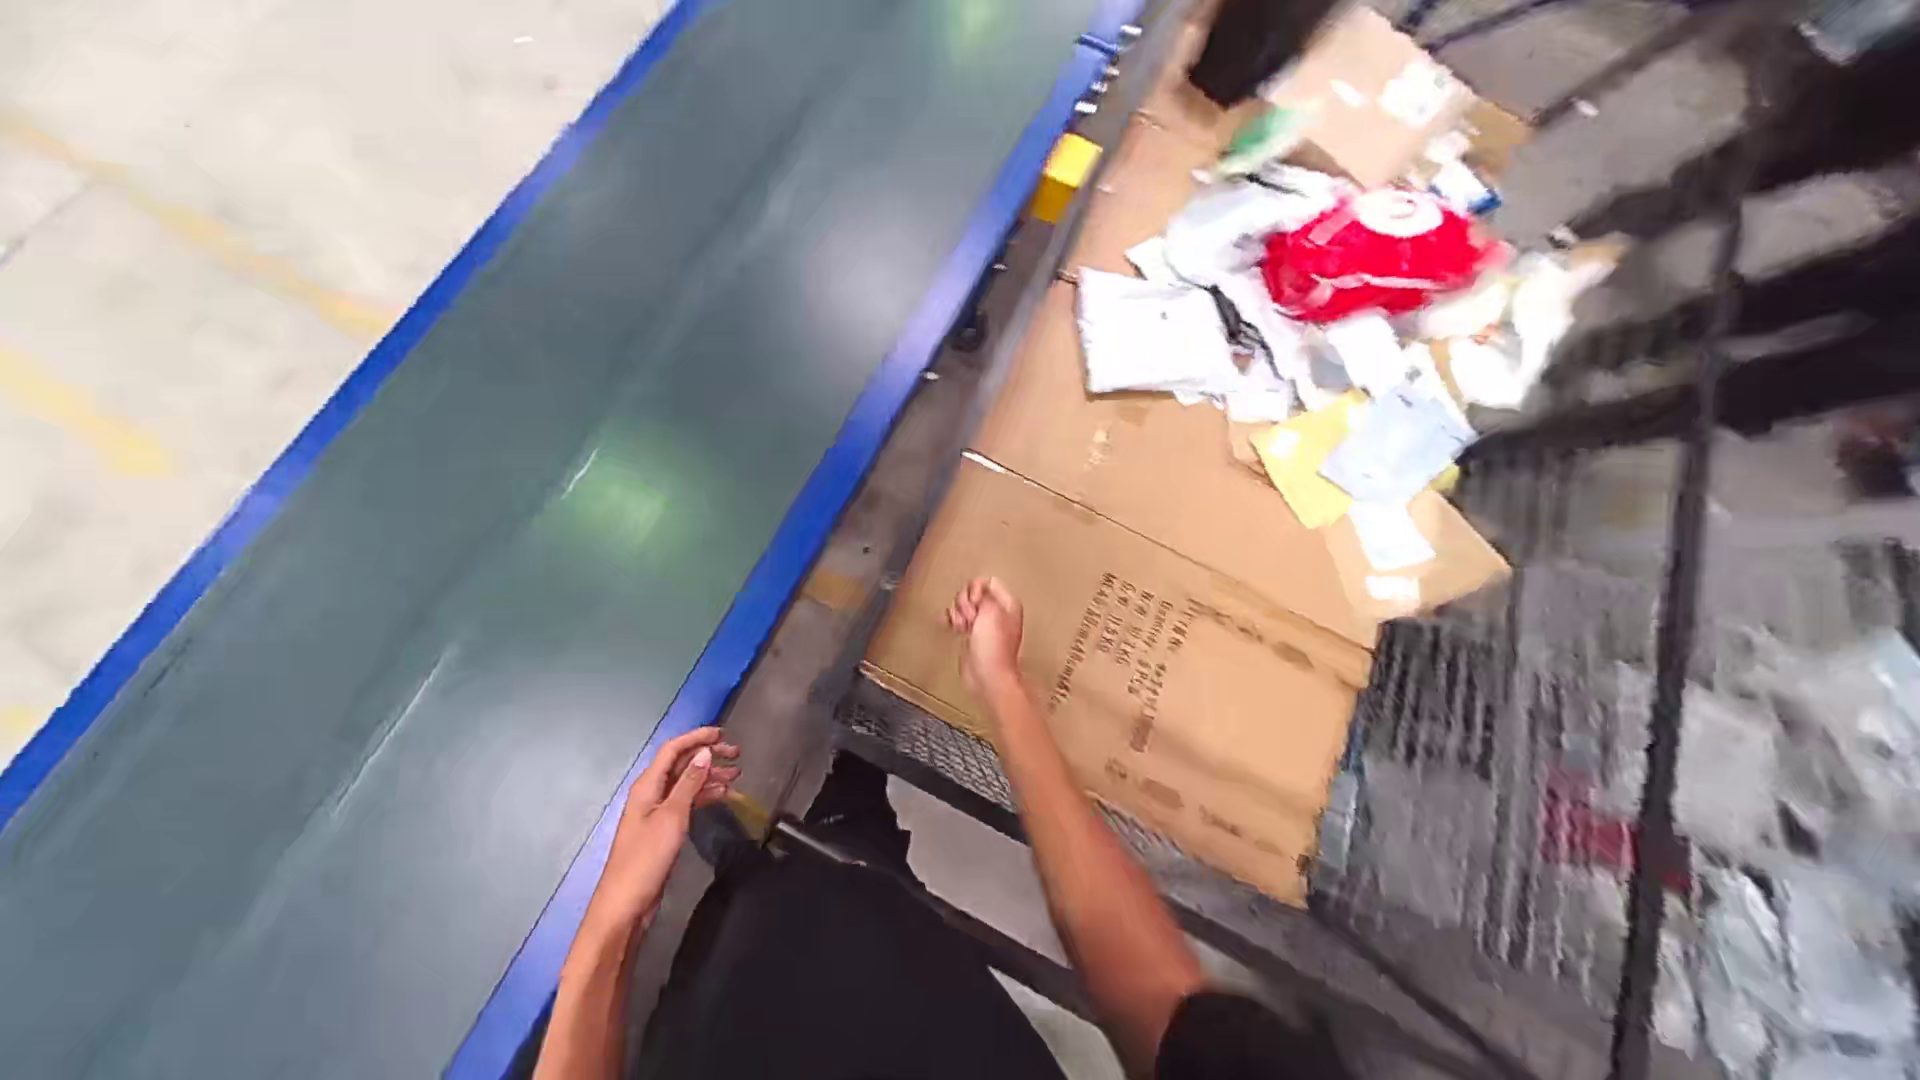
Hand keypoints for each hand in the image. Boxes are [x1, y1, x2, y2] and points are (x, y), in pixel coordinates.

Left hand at [594, 727, 740, 922]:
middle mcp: (652, 793)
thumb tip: (704, 753)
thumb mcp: (672, 817)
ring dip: (710, 775)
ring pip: (687, 782)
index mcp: (647, 785)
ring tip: (736, 775)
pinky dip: (705, 794)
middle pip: (681, 764)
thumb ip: (689, 783)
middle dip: (708, 755)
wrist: (626, 905)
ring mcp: (658, 811)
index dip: (697, 737)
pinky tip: (723, 795)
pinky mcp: (665, 828)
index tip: (723, 734)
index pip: (673, 750)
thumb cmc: (646, 858)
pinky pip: (688, 800)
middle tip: (736, 754)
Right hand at [944, 576, 1023, 697]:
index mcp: (1007, 604)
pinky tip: (953, 625)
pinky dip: (953, 621)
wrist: (988, 674)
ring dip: (958, 613)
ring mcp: (984, 625)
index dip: (976, 589)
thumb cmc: (995, 649)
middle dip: (965, 602)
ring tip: (963, 624)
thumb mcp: (991, 610)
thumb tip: (977, 588)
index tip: (974, 601)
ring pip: (964, 606)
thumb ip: (984, 593)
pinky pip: (959, 620)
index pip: (988, 582)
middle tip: (970, 615)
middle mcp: (997, 613)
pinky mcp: (973, 636)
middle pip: (973, 593)